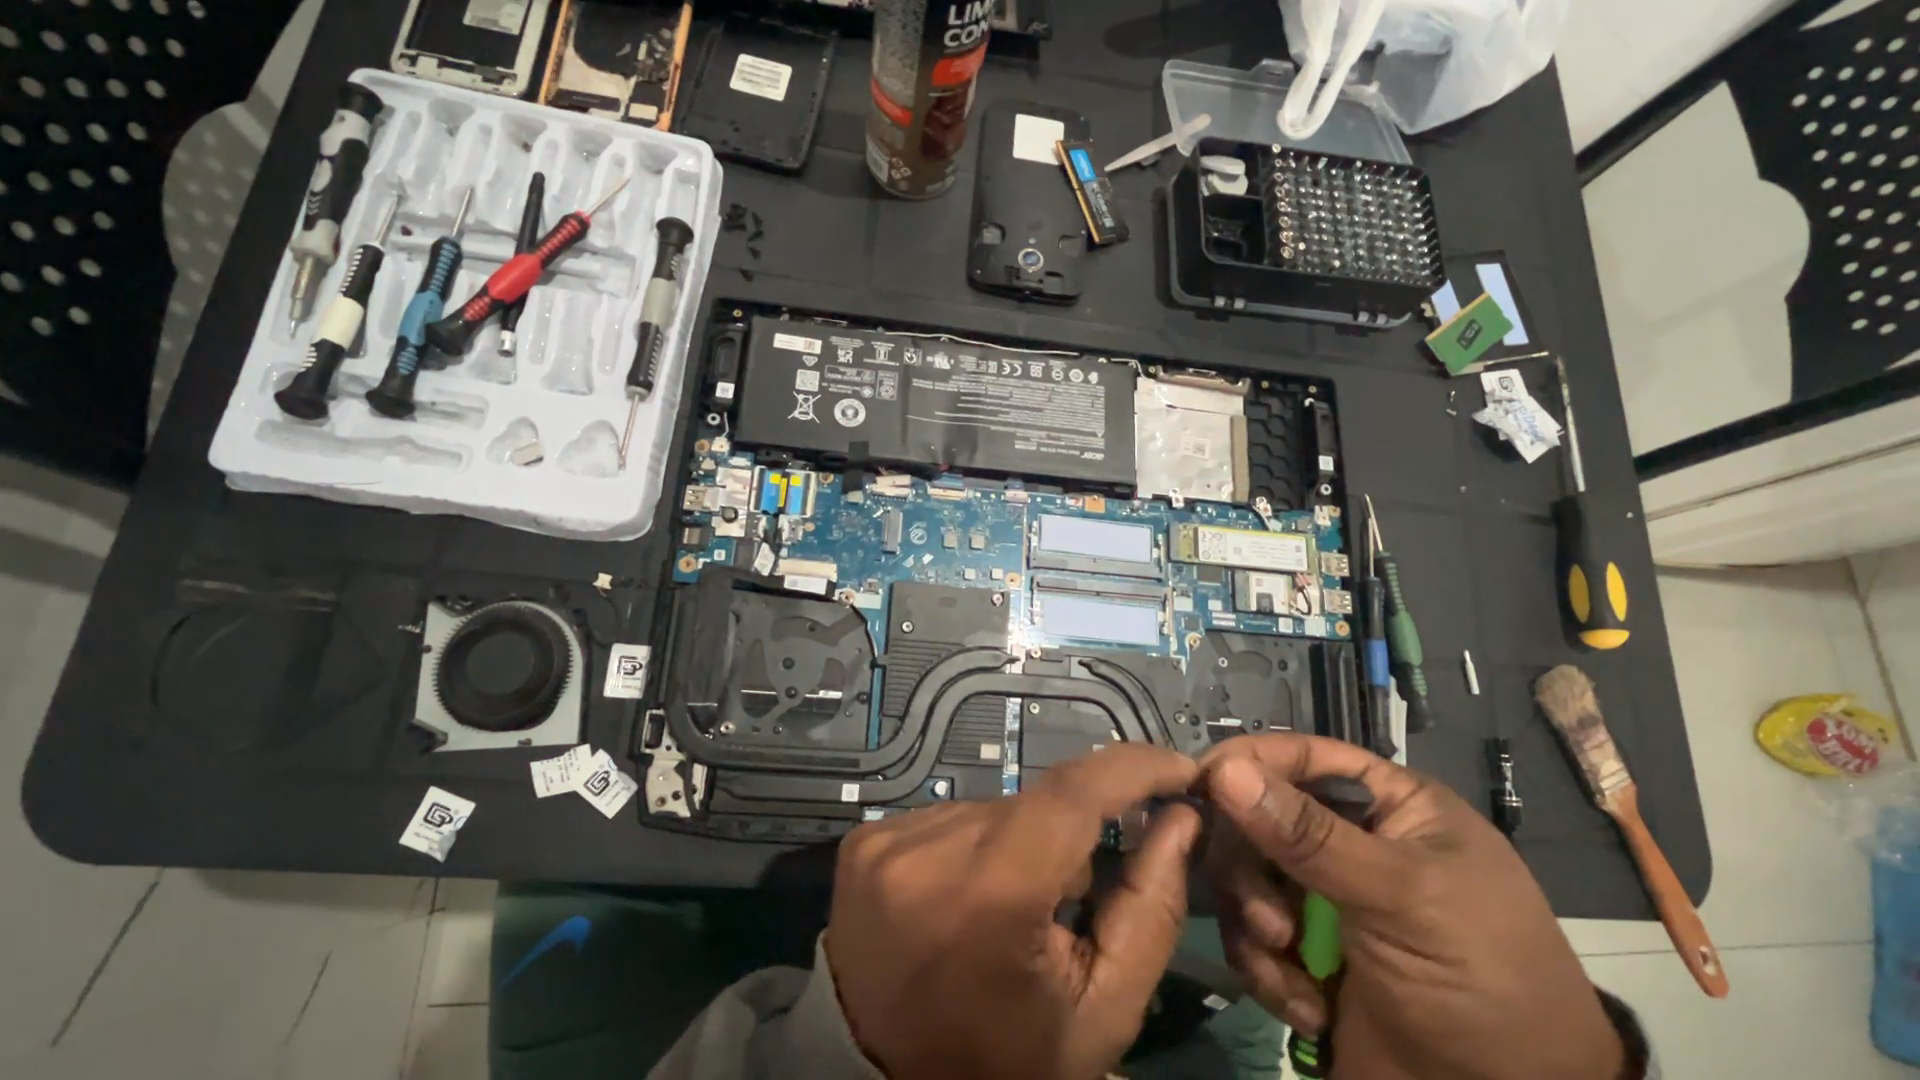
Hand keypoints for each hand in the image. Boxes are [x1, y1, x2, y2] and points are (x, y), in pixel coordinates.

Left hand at [826, 745, 1202, 1079]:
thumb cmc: (1006, 1057)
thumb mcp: (1103, 1010)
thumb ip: (1151, 908)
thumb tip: (1179, 817)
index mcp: (991, 894)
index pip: (1073, 793)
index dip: (1133, 768)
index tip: (1177, 768)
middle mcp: (929, 849)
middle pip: (1034, 806)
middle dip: (1073, 835)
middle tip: (1077, 897)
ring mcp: (888, 841)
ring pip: (992, 810)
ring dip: (1021, 843)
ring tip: (1013, 910)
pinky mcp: (864, 841)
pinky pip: (949, 819)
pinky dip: (976, 847)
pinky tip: (968, 900)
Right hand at [1199, 735, 1626, 1079]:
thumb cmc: (1480, 977)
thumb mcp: (1401, 898)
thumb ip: (1310, 836)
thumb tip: (1225, 770)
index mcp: (1389, 807)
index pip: (1303, 758)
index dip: (1249, 765)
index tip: (1198, 787)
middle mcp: (1350, 844)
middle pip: (1258, 820)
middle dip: (1251, 871)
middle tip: (1268, 921)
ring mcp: (1323, 903)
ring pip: (1245, 881)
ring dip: (1256, 927)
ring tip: (1290, 967)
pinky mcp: (1305, 957)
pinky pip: (1251, 941)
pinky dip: (1267, 974)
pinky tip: (1308, 1007)